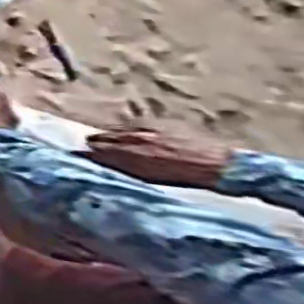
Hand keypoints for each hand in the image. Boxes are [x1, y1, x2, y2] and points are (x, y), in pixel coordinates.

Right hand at [84, 127, 230, 187]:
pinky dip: (127, 131)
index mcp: (127, 155)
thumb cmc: (189, 179)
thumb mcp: (151, 178)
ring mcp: (142, 130)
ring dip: (110, 137)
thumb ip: (123, 167)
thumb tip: (100, 162)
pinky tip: (133, 137)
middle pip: (99, 138)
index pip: (93, 151)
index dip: (84, 155)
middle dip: (95, 144)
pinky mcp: (156, 124)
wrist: (226, 167)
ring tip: (110, 143)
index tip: (78, 157)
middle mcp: (129, 139)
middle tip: (93, 151)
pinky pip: (131, 126)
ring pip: (114, 131)